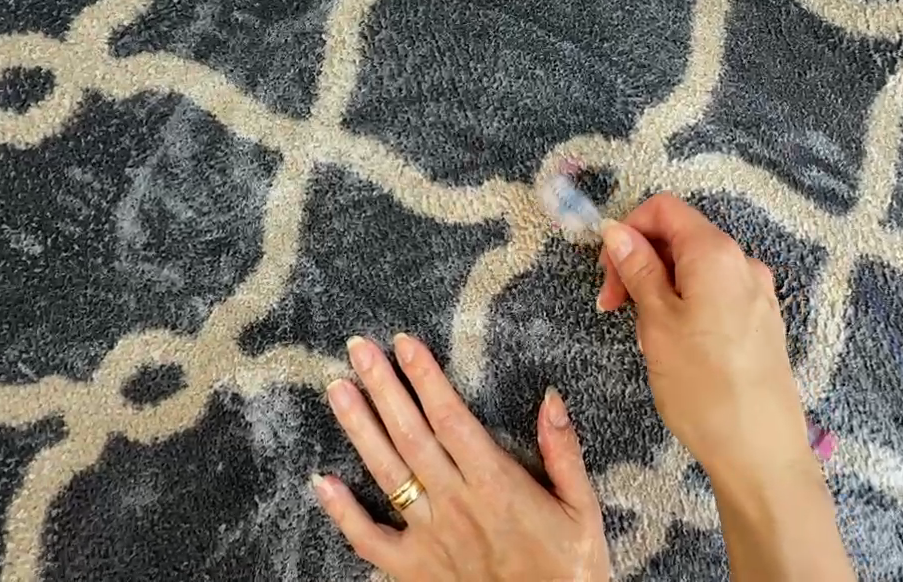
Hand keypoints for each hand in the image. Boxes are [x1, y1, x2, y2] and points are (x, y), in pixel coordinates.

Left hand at [311, 333, 610, 581]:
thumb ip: (564, 450)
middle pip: (411, 435)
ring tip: (337, 389)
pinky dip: (342, 513)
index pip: (450, 417)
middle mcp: (457, 505)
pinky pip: (370, 540)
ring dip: (359, 429)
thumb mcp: (581, 508)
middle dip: (383, 388)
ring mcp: (431, 539)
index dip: (425, 377)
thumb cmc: (570, 569)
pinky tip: (321, 481)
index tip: (404, 343)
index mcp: (496, 483)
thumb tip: (549, 396)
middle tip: (358, 349)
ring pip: (387, 475)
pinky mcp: (414, 571)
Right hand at [595, 194, 809, 483]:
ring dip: (660, 286)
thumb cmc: (702, 385)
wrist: (763, 456)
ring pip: (695, 267)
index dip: (629, 229)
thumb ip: (638, 268)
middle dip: (641, 261)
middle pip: (680, 236)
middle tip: (615, 307)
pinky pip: (715, 292)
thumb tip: (617, 229)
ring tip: (646, 335)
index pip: (665, 208)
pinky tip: (677, 344)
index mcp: (716, 252)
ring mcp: (757, 292)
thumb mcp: (656, 321)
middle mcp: (742, 262)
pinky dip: (686, 303)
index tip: (608, 272)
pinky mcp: (762, 321)